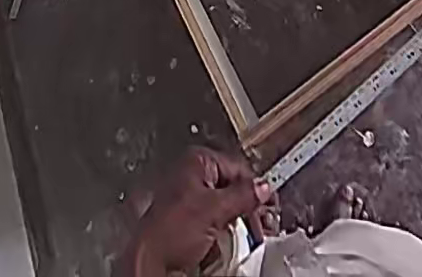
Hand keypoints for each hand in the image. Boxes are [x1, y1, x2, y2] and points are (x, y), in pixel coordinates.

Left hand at [117, 147, 271, 276]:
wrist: (151, 260)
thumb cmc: (170, 230)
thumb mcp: (213, 209)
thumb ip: (242, 196)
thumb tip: (263, 187)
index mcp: (197, 161)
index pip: (237, 168)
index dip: (255, 187)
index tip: (270, 205)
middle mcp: (194, 174)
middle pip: (232, 187)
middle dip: (249, 207)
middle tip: (263, 225)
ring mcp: (192, 197)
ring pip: (226, 206)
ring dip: (240, 222)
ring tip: (251, 236)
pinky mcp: (191, 220)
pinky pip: (217, 221)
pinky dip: (227, 232)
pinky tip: (232, 242)